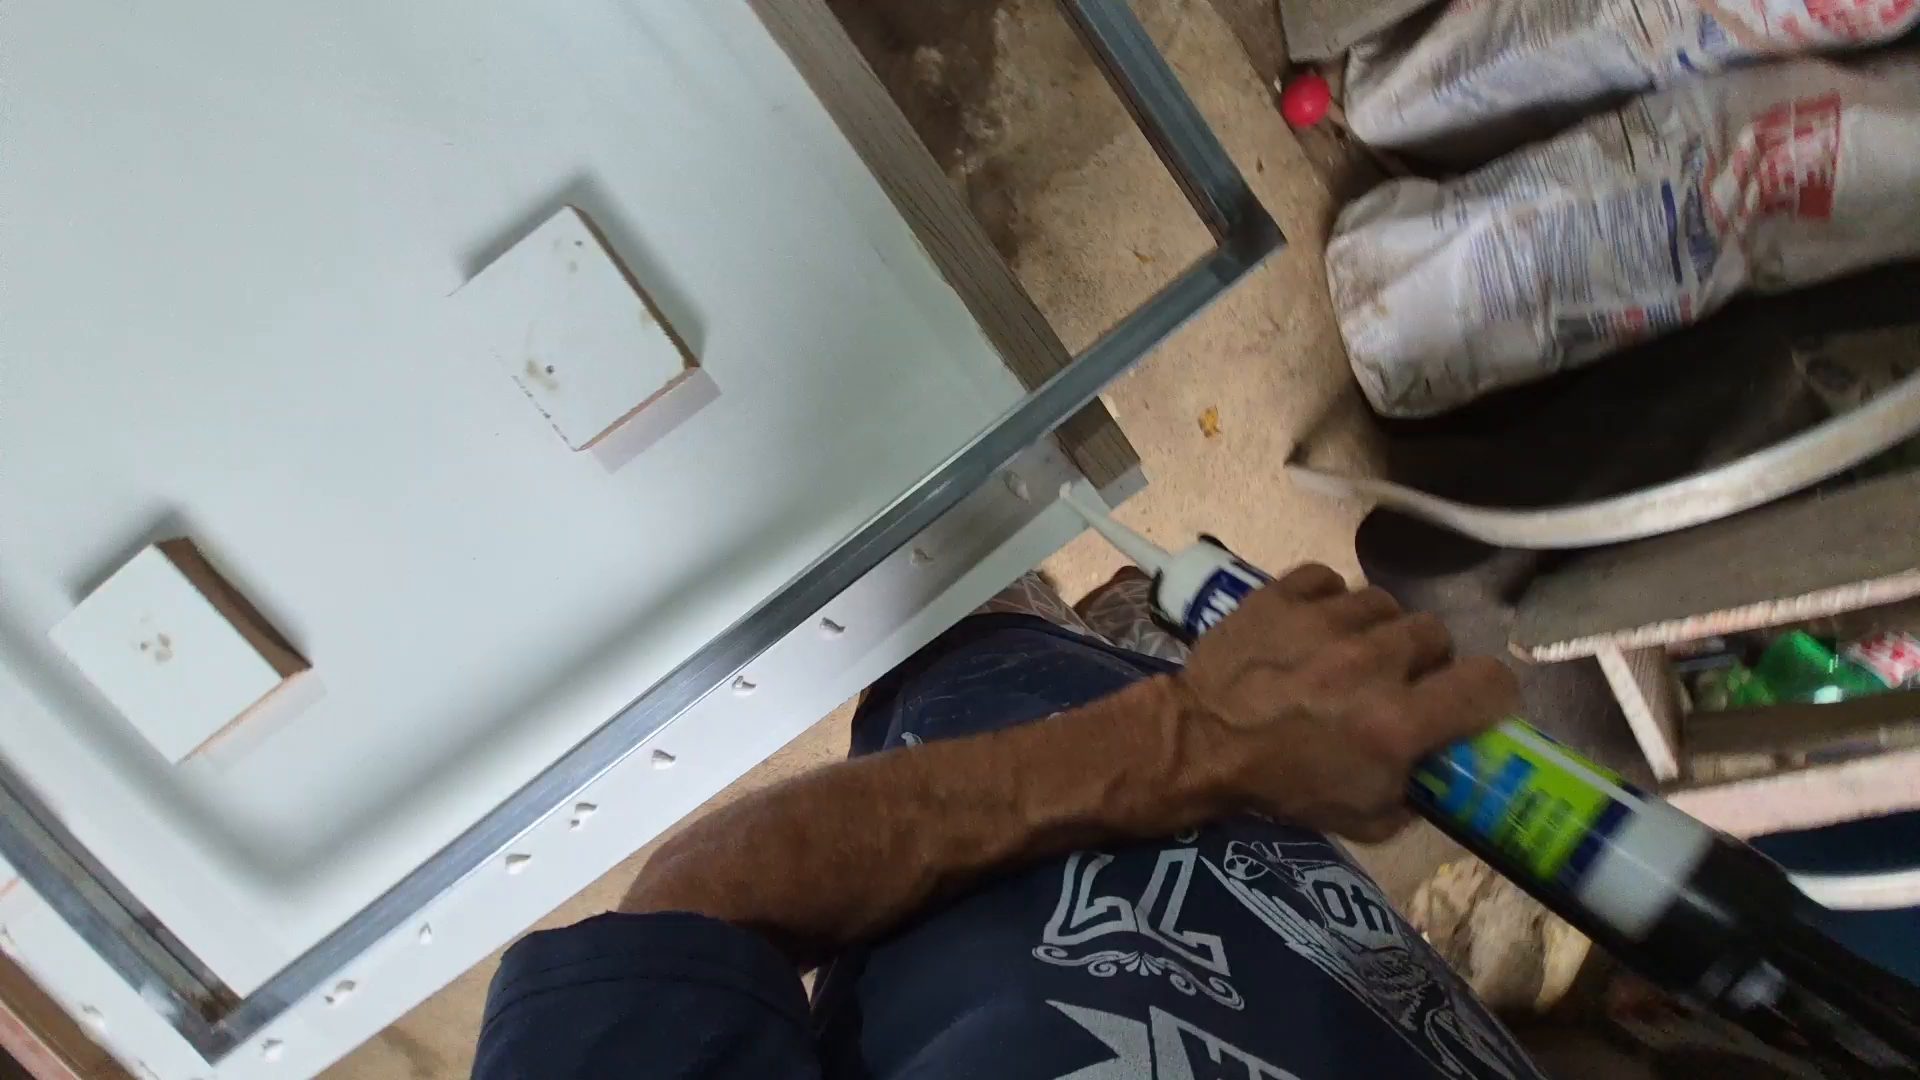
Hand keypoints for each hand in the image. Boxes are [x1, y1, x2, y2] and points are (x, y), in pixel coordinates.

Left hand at [1172, 563, 1518, 842]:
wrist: (1198, 740)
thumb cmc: (1278, 785)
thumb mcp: (1365, 818)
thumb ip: (1420, 791)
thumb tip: (1445, 762)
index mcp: (1397, 721)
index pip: (1490, 682)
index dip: (1485, 692)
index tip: (1463, 699)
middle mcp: (1369, 662)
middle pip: (1435, 633)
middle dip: (1422, 658)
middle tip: (1391, 677)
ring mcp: (1321, 621)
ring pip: (1382, 602)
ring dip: (1373, 626)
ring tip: (1345, 647)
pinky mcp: (1279, 596)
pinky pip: (1326, 578)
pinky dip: (1324, 597)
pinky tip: (1311, 621)